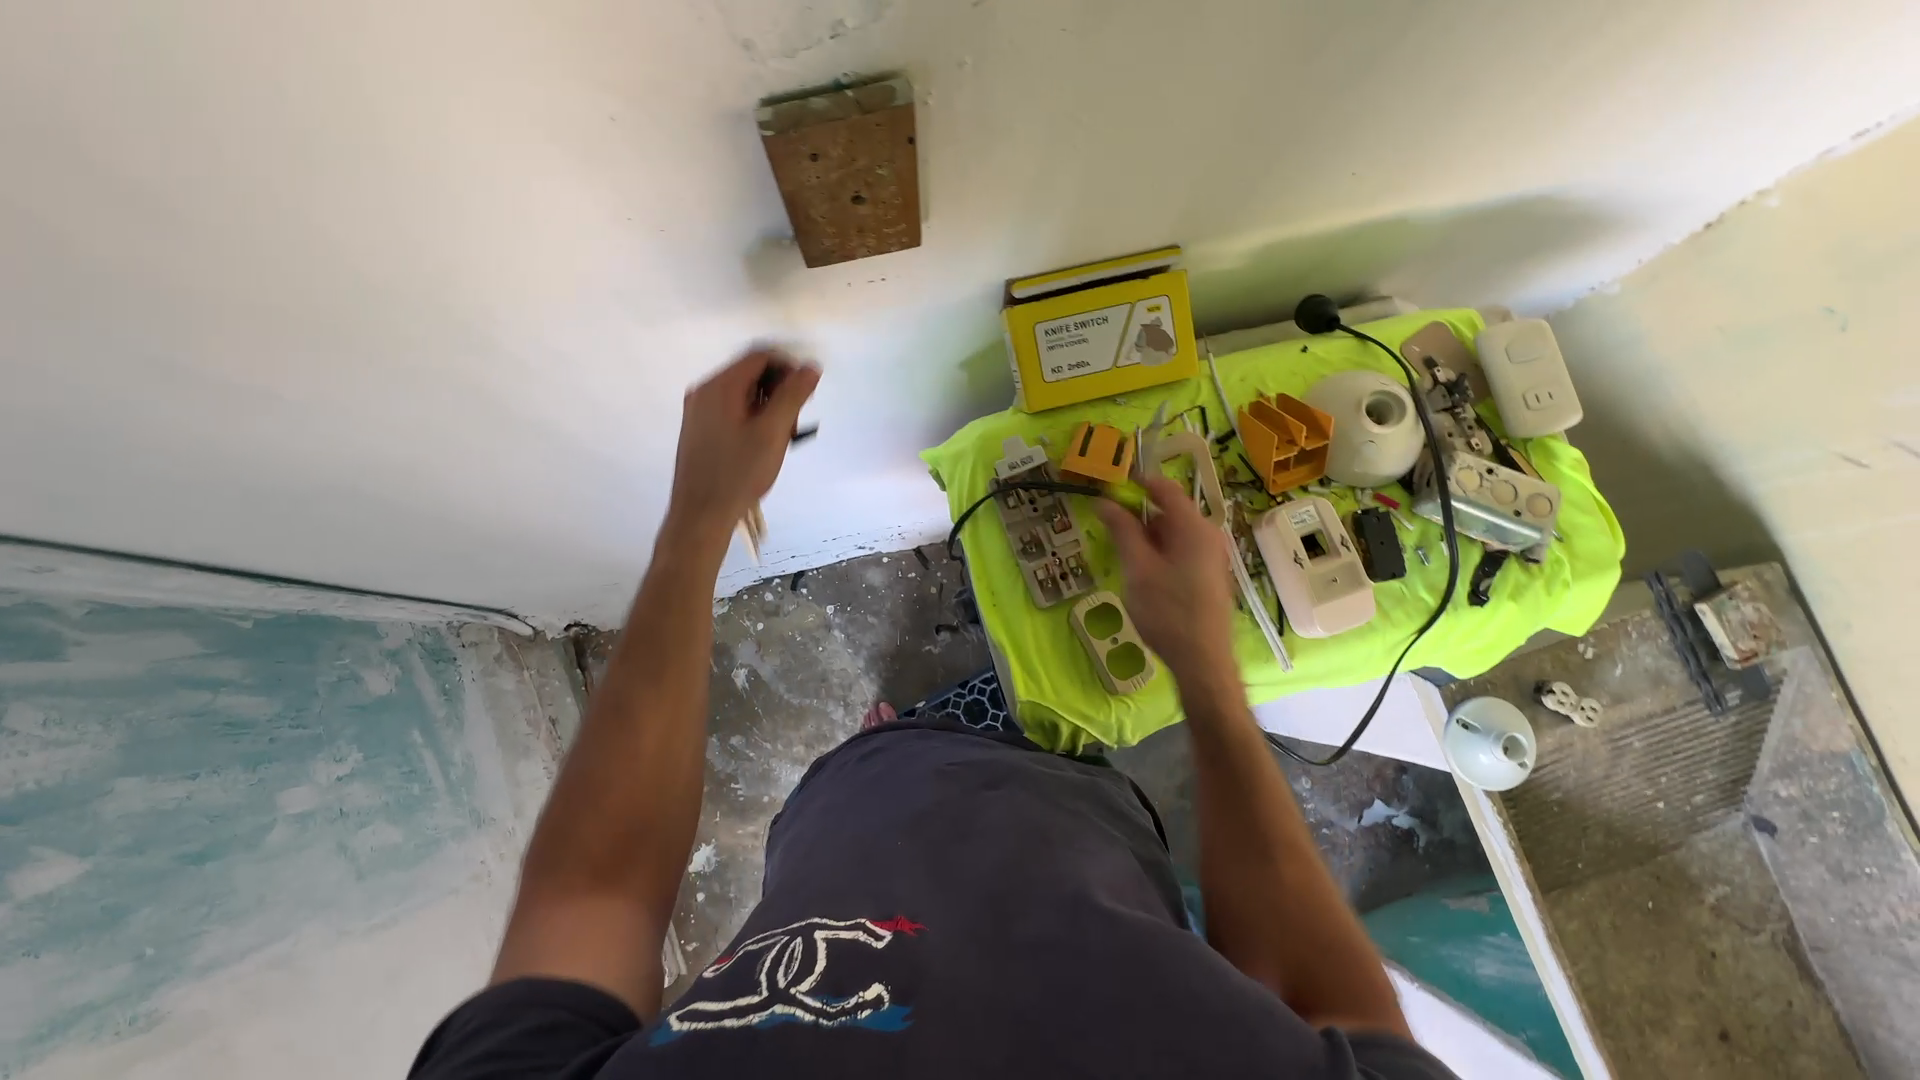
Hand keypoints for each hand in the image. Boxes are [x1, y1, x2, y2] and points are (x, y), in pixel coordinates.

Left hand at [666, 347, 820, 538]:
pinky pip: (731, 408)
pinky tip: (762, 443)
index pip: (760, 356)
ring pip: (742, 392)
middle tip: (795, 421)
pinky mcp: (699, 428)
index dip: (789, 367)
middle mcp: (704, 391)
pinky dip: (752, 416)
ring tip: (781, 436)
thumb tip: (810, 368)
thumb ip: (793, 396)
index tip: (807, 393)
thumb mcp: (772, 433)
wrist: (701, 514)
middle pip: (751, 372)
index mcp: (720, 386)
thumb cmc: (738, 474)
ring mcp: (698, 410)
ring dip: (768, 405)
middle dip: (779, 389)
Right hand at [1095, 476, 1237, 686]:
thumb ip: (1122, 531)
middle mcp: (1209, 535)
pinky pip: (1183, 550)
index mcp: (1194, 527)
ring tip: (1123, 554)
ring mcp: (1213, 557)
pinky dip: (1161, 552)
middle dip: (1140, 514)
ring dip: (1149, 536)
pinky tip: (1144, 574)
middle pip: (1171, 511)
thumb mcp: (1137, 569)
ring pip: (1176, 533)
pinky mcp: (1211, 576)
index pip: (1165, 489)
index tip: (1111, 486)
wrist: (1202, 660)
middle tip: (1110, 526)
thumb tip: (1105, 502)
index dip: (1138, 483)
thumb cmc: (1167, 612)